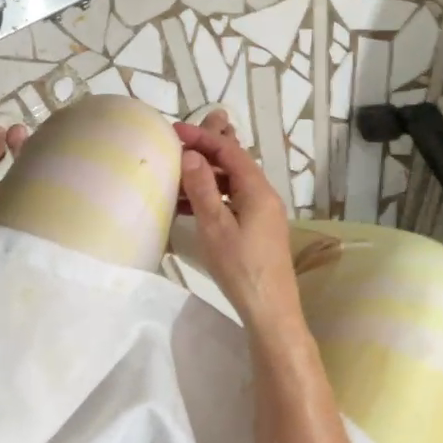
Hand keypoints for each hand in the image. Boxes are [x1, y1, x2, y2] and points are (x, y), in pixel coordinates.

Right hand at [172, 121, 302, 331]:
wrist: (270, 310)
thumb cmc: (241, 267)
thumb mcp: (215, 226)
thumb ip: (202, 188)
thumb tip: (191, 154)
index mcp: (257, 190)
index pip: (229, 150)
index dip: (202, 137)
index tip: (173, 131)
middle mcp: (264, 196)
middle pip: (232, 163)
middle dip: (202, 152)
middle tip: (172, 149)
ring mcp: (262, 213)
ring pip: (231, 182)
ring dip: (204, 176)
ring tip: (174, 178)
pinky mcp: (257, 228)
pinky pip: (231, 200)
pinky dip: (210, 196)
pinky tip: (188, 206)